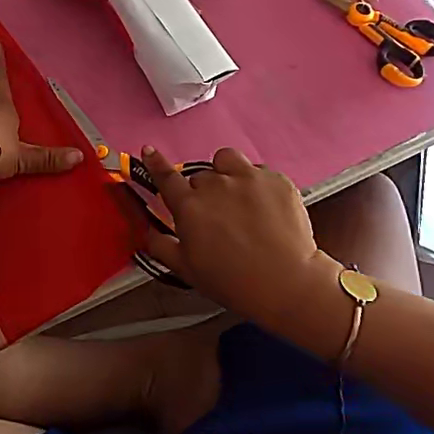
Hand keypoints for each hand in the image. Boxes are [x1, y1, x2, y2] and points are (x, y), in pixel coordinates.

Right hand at [139, 147, 336, 317]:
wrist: (285, 282)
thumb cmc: (234, 281)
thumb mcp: (186, 269)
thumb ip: (161, 245)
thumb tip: (148, 232)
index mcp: (190, 206)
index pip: (165, 176)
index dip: (155, 162)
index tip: (149, 151)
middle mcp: (217, 185)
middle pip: (201, 176)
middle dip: (203, 191)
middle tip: (216, 215)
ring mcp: (249, 178)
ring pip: (228, 160)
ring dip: (227, 173)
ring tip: (237, 197)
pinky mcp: (276, 179)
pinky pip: (259, 171)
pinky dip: (257, 184)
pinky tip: (264, 208)